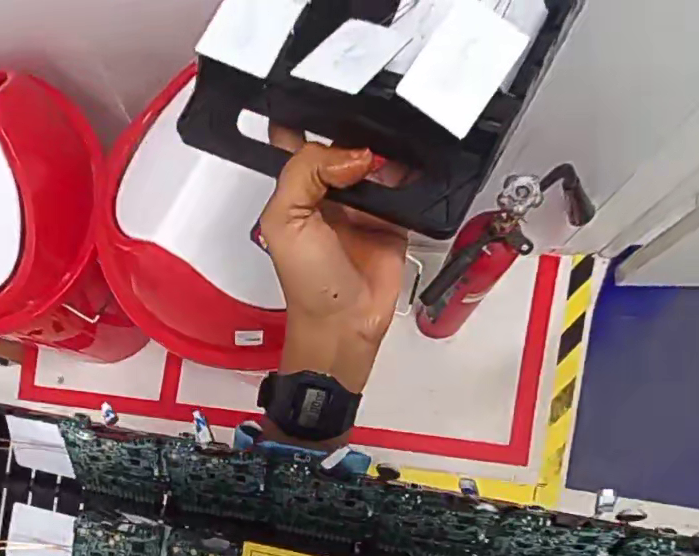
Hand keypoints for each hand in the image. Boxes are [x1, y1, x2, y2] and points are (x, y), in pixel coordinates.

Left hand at [259, 128, 408, 394]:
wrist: (344, 323)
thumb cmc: (308, 285)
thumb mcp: (285, 222)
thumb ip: (304, 172)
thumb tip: (353, 152)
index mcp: (296, 189)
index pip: (298, 137)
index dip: (308, 111)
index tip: (324, 89)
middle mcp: (328, 192)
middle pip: (344, 138)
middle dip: (355, 125)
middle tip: (366, 123)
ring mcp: (363, 202)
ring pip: (378, 154)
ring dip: (387, 145)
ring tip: (389, 144)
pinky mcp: (393, 216)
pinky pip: (408, 181)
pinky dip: (413, 169)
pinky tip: (411, 163)